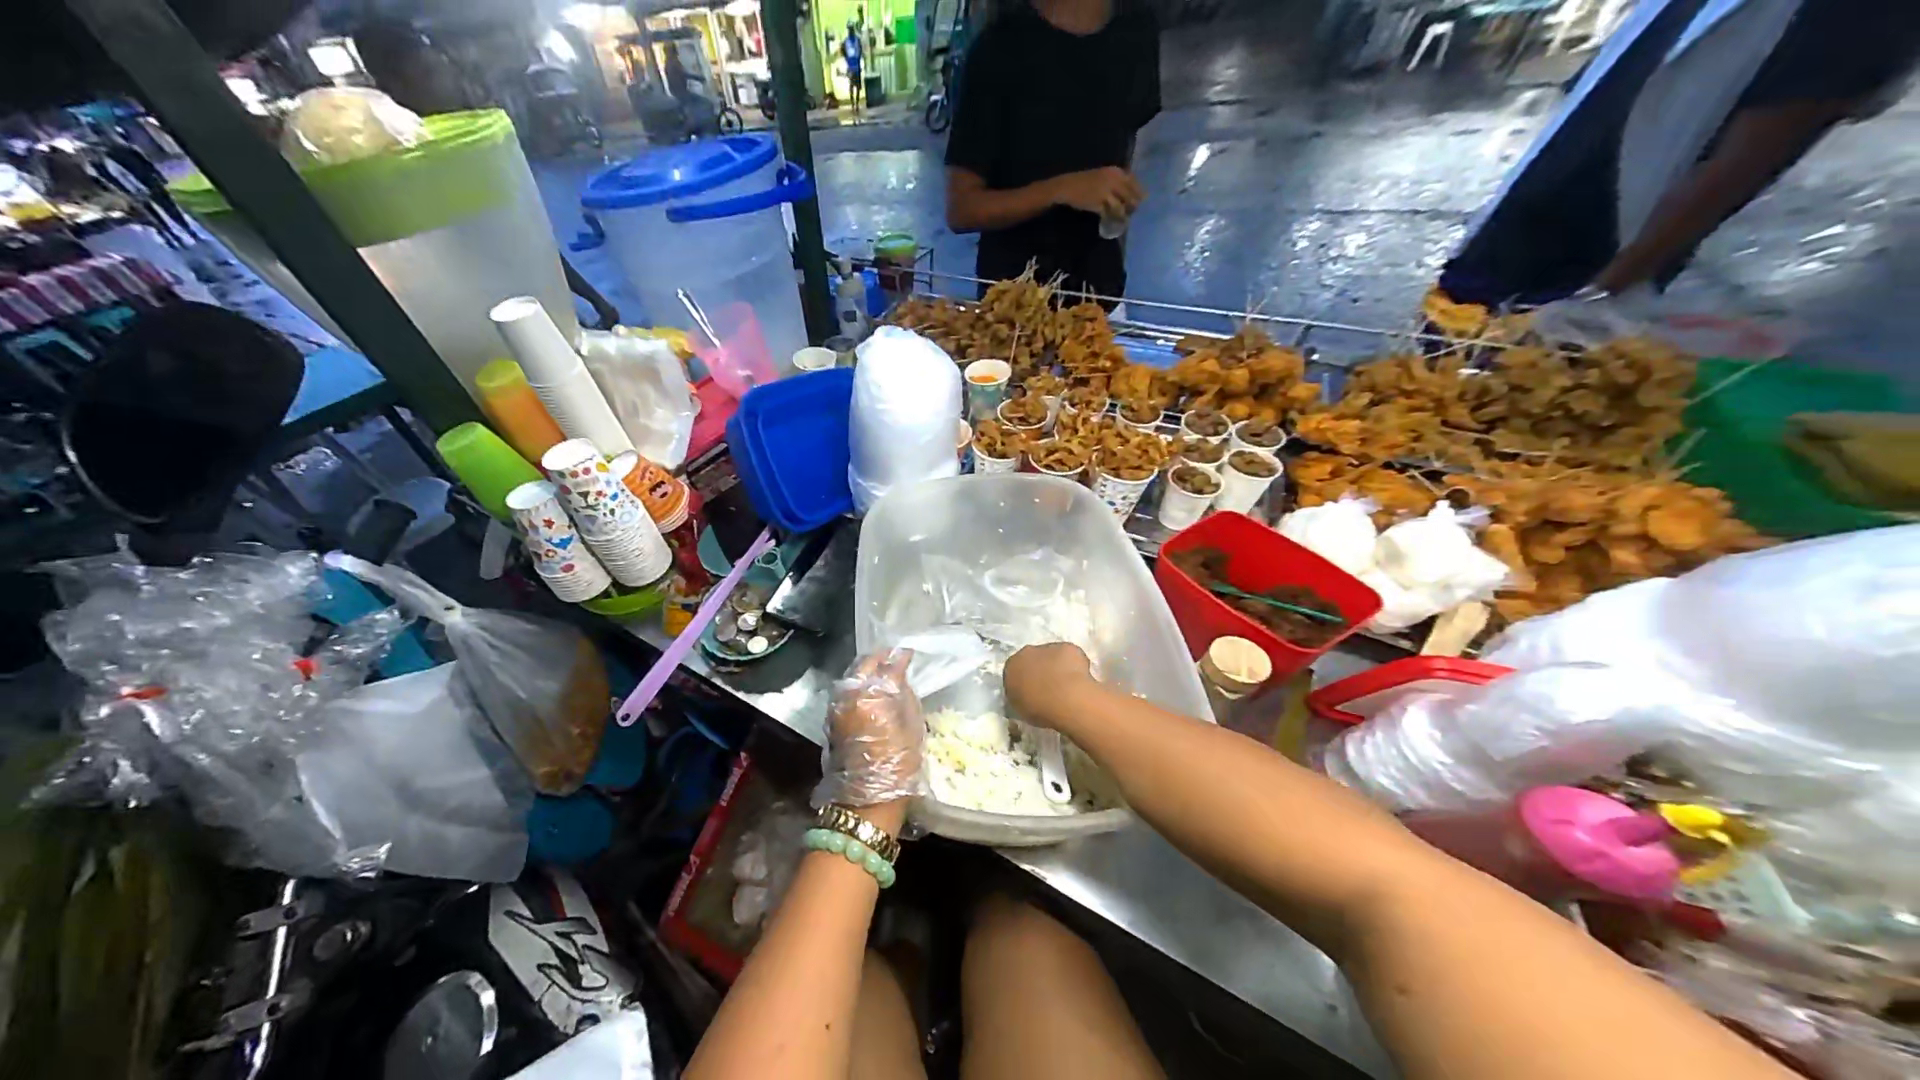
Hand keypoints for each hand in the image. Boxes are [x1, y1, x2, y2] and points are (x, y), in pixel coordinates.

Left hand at [814, 649, 923, 809]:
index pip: (889, 666)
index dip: (901, 657)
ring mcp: (837, 706)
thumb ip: (905, 696)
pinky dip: (857, 684)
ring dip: (865, 670)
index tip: (908, 653)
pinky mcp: (831, 719)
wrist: (865, 801)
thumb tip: (901, 677)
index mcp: (874, 695)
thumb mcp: (913, 727)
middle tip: (892, 655)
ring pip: (851, 676)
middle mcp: (851, 694)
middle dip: (879, 658)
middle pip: (864, 665)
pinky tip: (868, 687)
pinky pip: (845, 691)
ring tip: (880, 669)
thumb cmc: (897, 765)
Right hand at [1004, 643, 1093, 729]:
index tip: (1034, 692)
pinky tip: (1079, 679)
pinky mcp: (1068, 647)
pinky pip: (1071, 656)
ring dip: (1058, 666)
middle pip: (1034, 659)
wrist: (1064, 699)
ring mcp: (1048, 647)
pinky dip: (1075, 665)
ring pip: (1053, 655)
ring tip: (1068, 685)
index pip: (1015, 671)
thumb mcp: (1021, 708)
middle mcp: (1026, 652)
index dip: (1026, 681)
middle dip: (1041, 670)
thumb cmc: (1038, 708)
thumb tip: (1027, 694)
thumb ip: (1021, 696)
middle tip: (1051, 688)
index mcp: (1011, 666)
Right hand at [1049, 167, 1144, 219]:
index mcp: (1115, 171)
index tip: (1142, 199)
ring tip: (1124, 218)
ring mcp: (1106, 192)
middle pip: (1131, 195)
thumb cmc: (1084, 181)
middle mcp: (1113, 180)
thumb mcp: (1103, 176)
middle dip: (1133, 205)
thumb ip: (1116, 181)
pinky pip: (1111, 212)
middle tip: (1133, 211)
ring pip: (1122, 205)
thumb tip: (1130, 192)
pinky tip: (1113, 220)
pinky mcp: (1099, 203)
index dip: (1139, 191)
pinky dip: (1113, 217)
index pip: (1134, 182)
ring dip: (1124, 213)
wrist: (1067, 186)